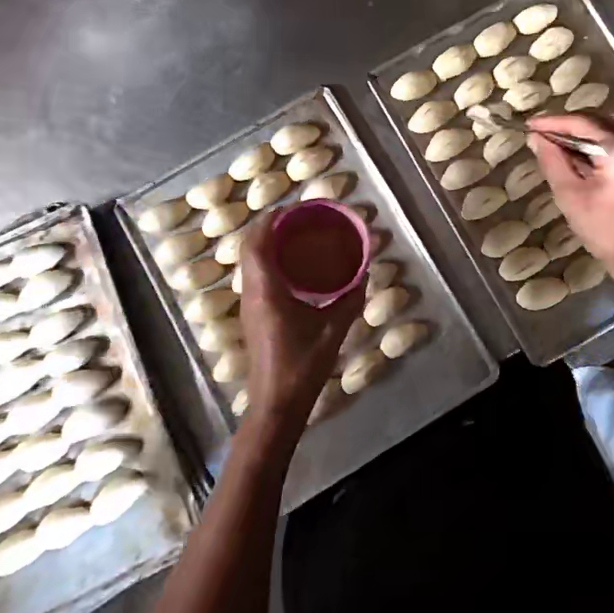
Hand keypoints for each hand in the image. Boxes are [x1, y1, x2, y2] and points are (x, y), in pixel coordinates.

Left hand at [237, 209, 363, 426]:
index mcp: (266, 291)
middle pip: (249, 249)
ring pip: (249, 264)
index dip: (268, 220)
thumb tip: (364, 274)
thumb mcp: (333, 331)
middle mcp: (251, 293)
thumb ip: (349, 300)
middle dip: (268, 228)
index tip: (290, 208)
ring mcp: (248, 306)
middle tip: (295, 220)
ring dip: (266, 245)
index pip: (256, 243)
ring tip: (294, 238)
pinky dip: (268, 263)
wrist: (277, 404)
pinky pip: (255, 278)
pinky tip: (292, 270)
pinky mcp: (253, 317)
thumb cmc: (302, 366)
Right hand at [525, 113, 613, 286]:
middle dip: (568, 127)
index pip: (584, 123)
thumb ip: (552, 161)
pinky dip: (597, 146)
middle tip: (539, 135)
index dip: (553, 122)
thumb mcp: (571, 196)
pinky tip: (577, 157)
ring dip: (582, 136)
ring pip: (609, 131)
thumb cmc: (606, 232)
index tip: (529, 125)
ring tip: (554, 146)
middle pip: (599, 122)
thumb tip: (536, 138)